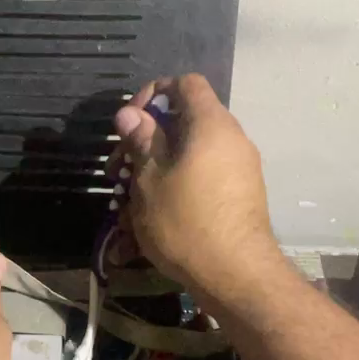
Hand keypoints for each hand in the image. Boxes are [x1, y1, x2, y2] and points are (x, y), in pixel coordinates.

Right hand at [113, 75, 281, 310]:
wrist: (235, 275)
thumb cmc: (186, 221)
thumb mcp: (150, 179)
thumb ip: (141, 140)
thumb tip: (129, 112)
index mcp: (211, 125)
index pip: (185, 84)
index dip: (153, 94)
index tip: (130, 123)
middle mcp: (232, 138)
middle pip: (185, 120)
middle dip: (146, 139)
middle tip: (118, 169)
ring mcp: (240, 168)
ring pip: (190, 152)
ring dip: (157, 166)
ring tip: (128, 197)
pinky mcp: (240, 194)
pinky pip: (203, 174)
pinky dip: (177, 182)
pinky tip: (154, 213)